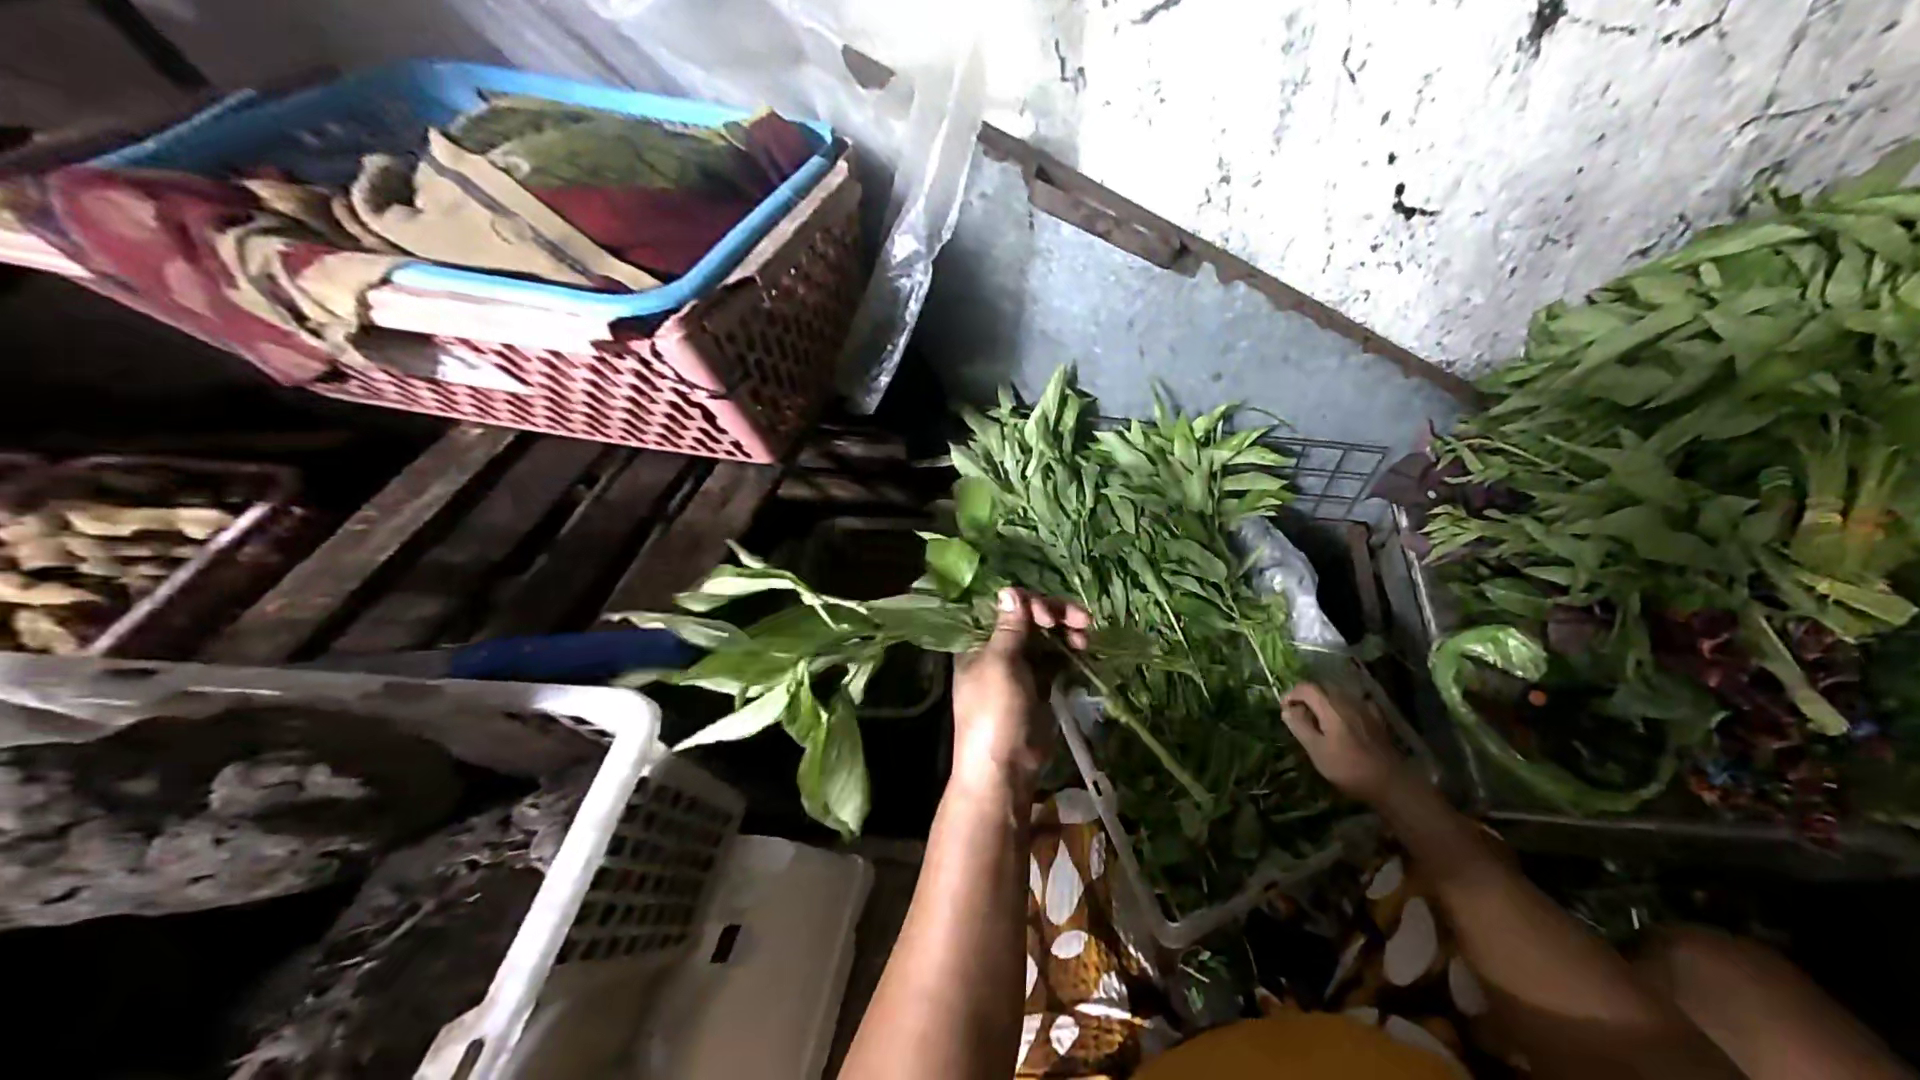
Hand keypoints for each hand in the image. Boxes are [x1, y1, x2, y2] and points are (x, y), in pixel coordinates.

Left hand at [950, 588, 1089, 791]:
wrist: (1004, 769)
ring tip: (1086, 639)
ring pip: (1046, 639)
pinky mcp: (1040, 687)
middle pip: (1029, 620)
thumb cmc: (994, 713)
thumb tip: (1010, 589)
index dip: (1029, 603)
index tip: (1048, 615)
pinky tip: (1085, 652)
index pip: (1004, 608)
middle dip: (1055, 615)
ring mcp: (1020, 669)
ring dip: (1066, 633)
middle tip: (1081, 620)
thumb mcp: (1000, 665)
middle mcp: (998, 650)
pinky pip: (1056, 660)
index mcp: (978, 643)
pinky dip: (1070, 653)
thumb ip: (1010, 628)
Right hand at [1279, 681, 1420, 804]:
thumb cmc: (1348, 768)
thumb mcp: (1316, 750)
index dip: (1291, 694)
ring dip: (1324, 701)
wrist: (1391, 782)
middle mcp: (1348, 701)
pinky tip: (1343, 720)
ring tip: (1318, 718)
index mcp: (1331, 707)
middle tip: (1298, 714)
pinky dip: (1342, 706)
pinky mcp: (1376, 718)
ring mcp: (1365, 708)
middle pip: (1323, 687)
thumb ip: (1300, 726)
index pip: (1307, 687)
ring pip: (1339, 693)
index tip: (1284, 709)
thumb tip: (1287, 709)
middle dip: (1306, 696)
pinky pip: (1354, 702)